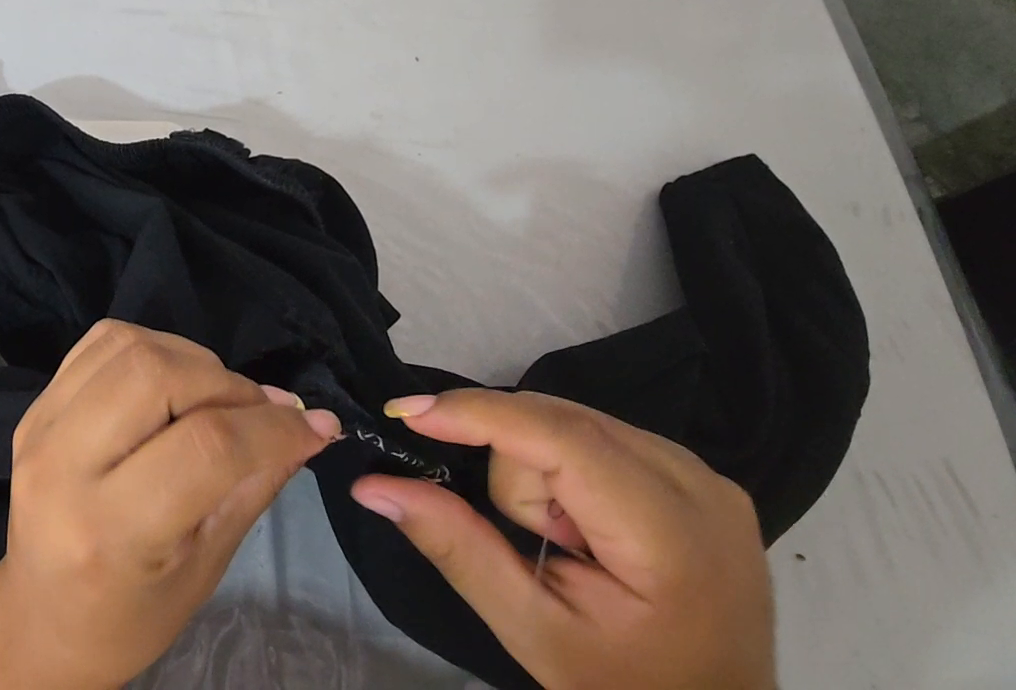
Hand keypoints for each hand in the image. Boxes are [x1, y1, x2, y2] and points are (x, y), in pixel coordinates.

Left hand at [0, 320, 340, 689]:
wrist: (39, 617)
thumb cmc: (129, 613)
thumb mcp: (204, 566)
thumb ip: (254, 485)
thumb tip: (310, 423)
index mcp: (107, 530)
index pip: (204, 447)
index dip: (271, 427)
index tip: (312, 426)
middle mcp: (62, 466)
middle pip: (155, 374)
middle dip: (226, 383)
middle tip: (257, 413)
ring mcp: (40, 426)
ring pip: (127, 346)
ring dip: (191, 359)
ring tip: (216, 398)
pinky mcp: (35, 405)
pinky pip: (100, 343)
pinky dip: (151, 348)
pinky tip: (173, 384)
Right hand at [351, 390, 774, 689]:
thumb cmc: (622, 685)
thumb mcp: (530, 629)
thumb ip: (455, 546)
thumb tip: (372, 485)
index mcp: (670, 535)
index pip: (559, 438)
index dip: (477, 414)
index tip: (403, 413)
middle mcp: (696, 483)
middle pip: (556, 421)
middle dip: (513, 468)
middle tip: (532, 541)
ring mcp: (702, 473)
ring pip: (568, 419)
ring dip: (536, 468)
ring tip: (563, 541)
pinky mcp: (694, 471)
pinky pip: (592, 430)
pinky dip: (560, 463)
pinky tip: (583, 523)